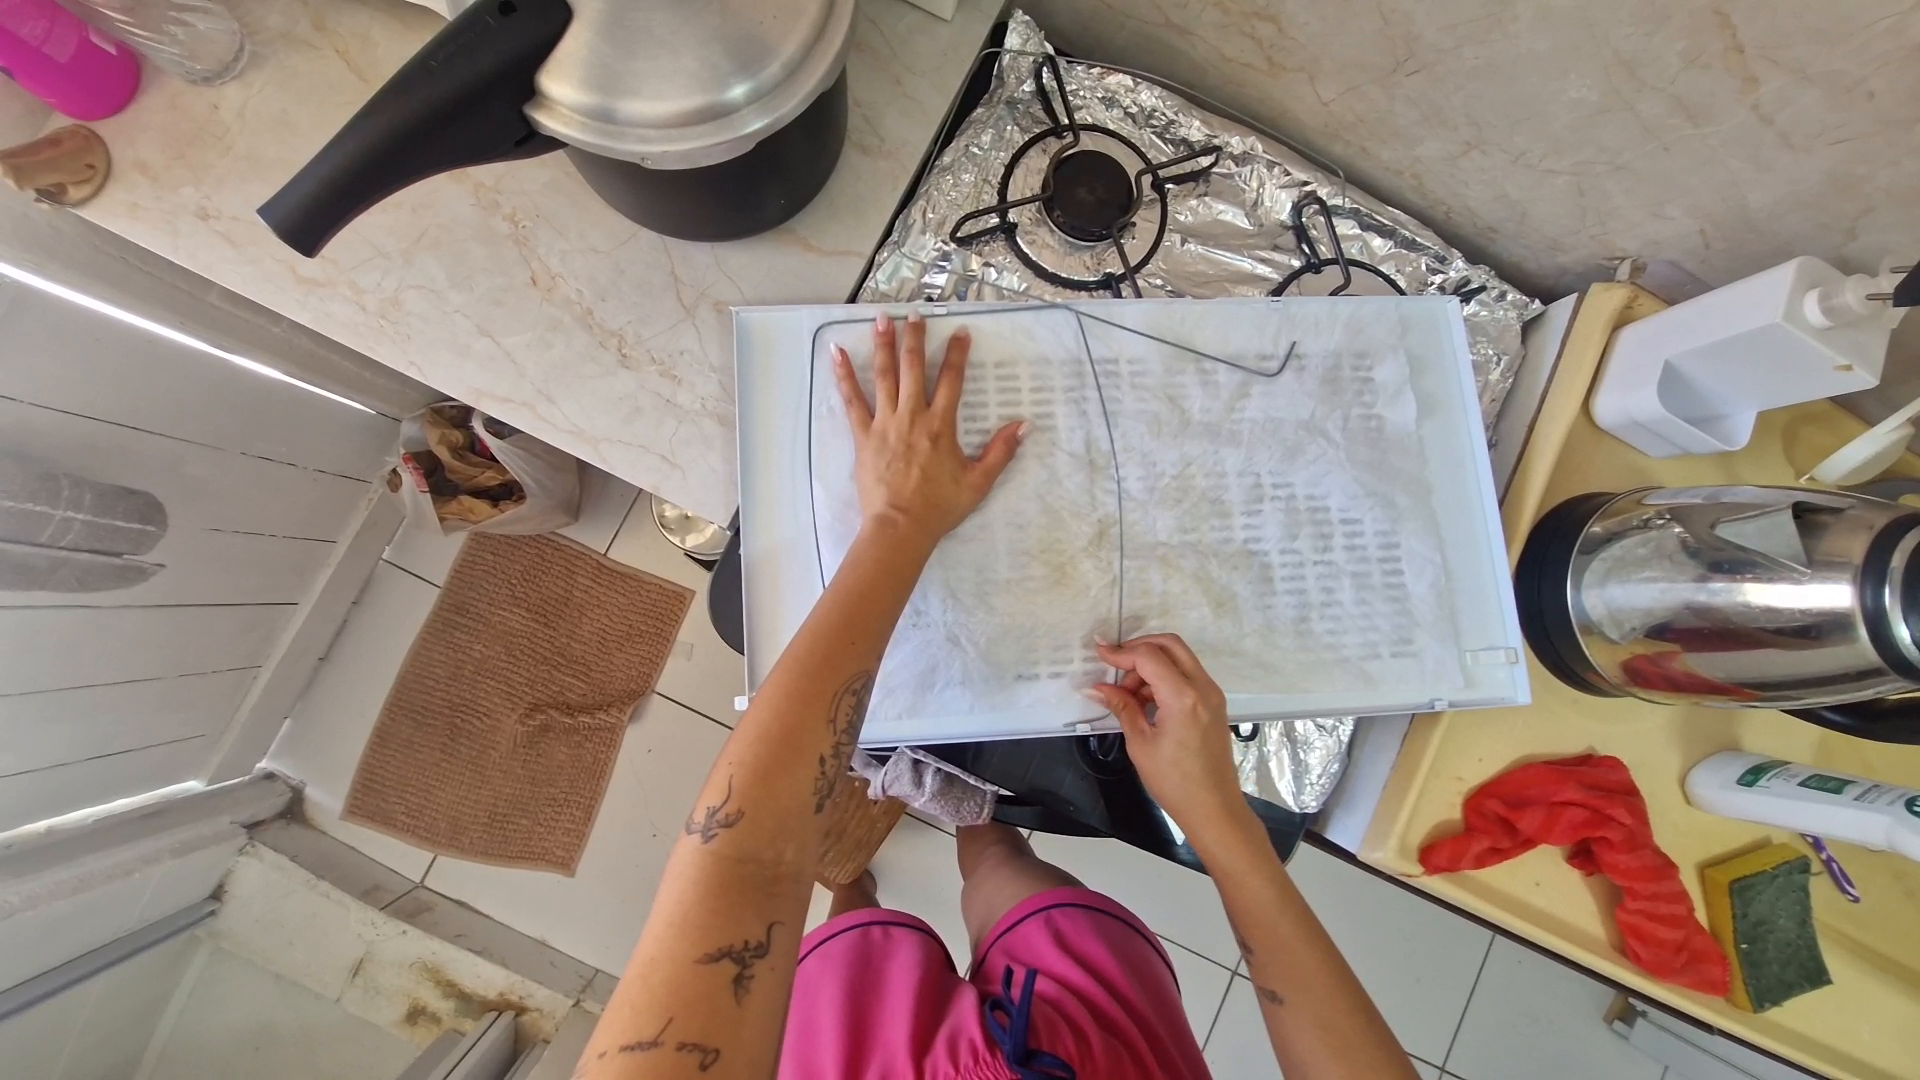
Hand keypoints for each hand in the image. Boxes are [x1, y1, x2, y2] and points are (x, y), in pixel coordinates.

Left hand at [833, 312, 1025, 547]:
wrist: (900, 528)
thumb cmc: (939, 508)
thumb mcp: (978, 482)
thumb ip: (1001, 451)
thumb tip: (1024, 425)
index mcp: (941, 425)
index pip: (952, 380)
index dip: (957, 354)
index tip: (960, 332)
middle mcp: (912, 416)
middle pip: (914, 367)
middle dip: (914, 337)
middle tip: (914, 313)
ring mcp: (885, 423)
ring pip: (883, 375)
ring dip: (883, 344)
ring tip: (880, 318)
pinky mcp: (863, 435)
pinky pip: (851, 400)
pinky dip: (844, 375)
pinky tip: (836, 352)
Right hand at [1090, 634, 1250, 838]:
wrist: (1215, 809)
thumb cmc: (1175, 782)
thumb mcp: (1140, 743)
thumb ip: (1121, 706)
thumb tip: (1096, 688)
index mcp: (1183, 697)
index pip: (1148, 656)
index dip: (1121, 653)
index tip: (1099, 654)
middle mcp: (1203, 687)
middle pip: (1169, 644)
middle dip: (1138, 648)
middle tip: (1115, 666)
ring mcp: (1212, 694)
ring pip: (1179, 658)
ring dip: (1151, 665)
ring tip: (1128, 694)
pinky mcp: (1213, 703)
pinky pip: (1186, 674)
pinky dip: (1164, 677)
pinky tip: (1145, 700)